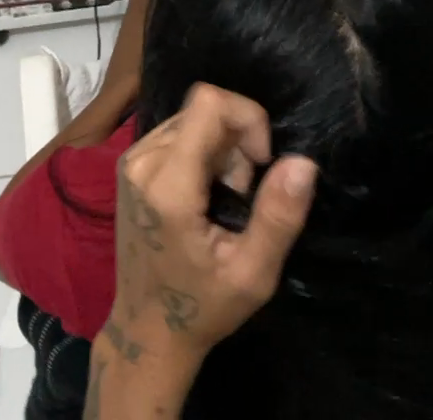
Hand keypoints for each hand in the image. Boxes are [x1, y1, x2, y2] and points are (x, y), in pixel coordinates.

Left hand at [85, 84, 316, 417]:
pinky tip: (204, 195)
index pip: (208, 103)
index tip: (261, 164)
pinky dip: (202, 151)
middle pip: (205, 111)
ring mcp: (131, 159)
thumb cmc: (203, 307)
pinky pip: (177, 131)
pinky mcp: (130, 163)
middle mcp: (143, 160)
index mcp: (169, 184)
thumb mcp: (253, 273)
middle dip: (237, 143)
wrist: (146, 329)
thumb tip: (303, 161)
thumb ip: (278, 215)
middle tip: (242, 196)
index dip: (248, 119)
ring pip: (193, 118)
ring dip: (221, 148)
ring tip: (223, 200)